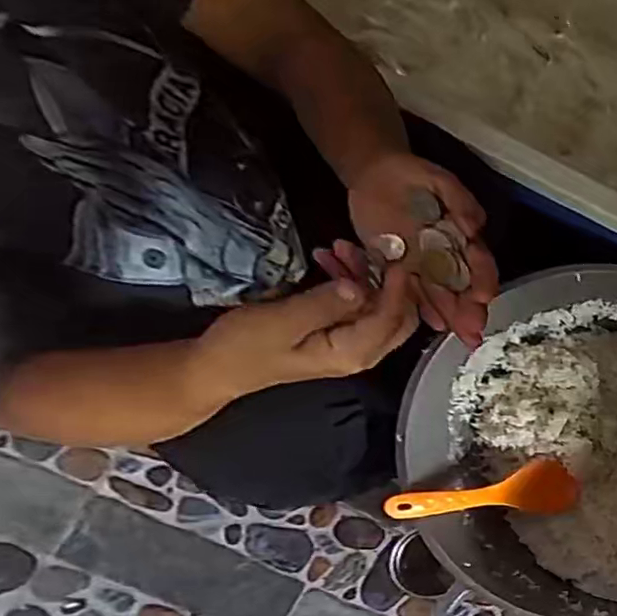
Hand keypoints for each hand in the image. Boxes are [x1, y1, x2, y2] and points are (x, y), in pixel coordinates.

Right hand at [193, 260, 417, 388]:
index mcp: (354, 352)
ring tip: (338, 248)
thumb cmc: (244, 346)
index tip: (397, 262)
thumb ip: (324, 305)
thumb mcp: (281, 321)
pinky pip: (355, 307)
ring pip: (375, 308)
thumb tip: (357, 288)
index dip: (397, 291)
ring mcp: (354, 344)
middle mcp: (364, 352)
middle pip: (394, 316)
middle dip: (385, 281)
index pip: (390, 320)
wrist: (220, 366)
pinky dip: (348, 283)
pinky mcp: (340, 334)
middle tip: (363, 250)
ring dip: (363, 277)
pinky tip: (328, 261)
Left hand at [345, 152, 498, 345]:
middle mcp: (451, 261)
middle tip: (474, 331)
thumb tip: (474, 227)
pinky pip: (414, 294)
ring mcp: (427, 269)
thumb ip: (459, 200)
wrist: (374, 175)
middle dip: (470, 312)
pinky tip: (433, 324)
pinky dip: (423, 310)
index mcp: (465, 242)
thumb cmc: (411, 176)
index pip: (481, 266)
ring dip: (451, 318)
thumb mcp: (439, 179)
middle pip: (465, 291)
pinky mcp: (402, 271)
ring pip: (443, 298)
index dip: (484, 281)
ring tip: (458, 335)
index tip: (483, 296)